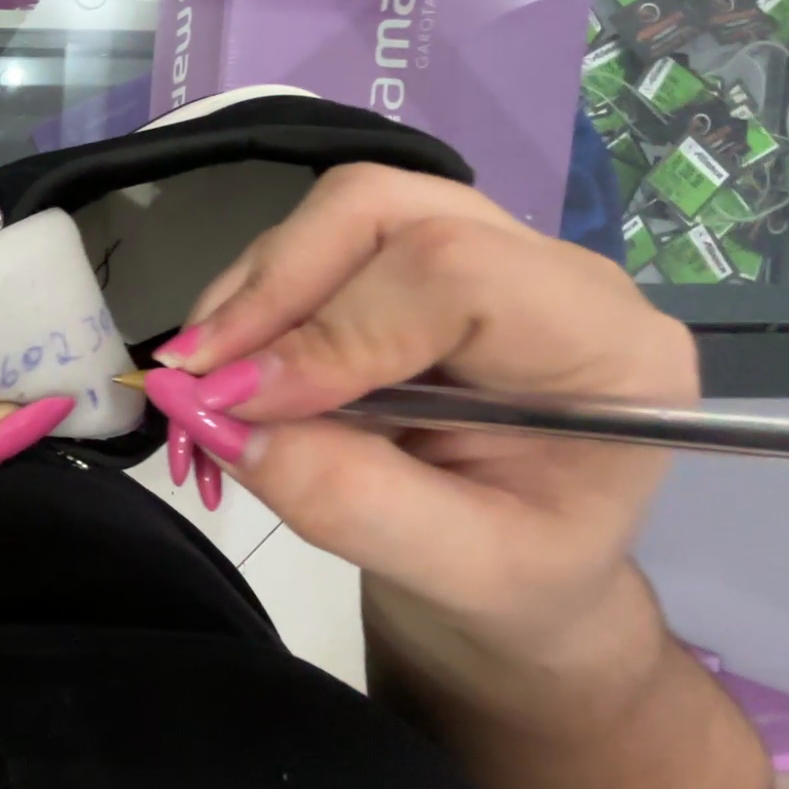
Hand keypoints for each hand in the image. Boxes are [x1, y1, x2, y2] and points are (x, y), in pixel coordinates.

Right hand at [147, 163, 697, 655]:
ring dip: (236, 306)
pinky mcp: (388, 272)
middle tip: (194, 379)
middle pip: (371, 210)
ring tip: (203, 396)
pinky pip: (292, 256)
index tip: (233, 406)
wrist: (522, 565)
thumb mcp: (455, 570)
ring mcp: (458, 256)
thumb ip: (340, 496)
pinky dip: (233, 316)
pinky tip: (222, 381)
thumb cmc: (519, 577)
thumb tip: (207, 417)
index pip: (448, 273)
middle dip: (263, 292)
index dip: (325, 333)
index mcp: (594, 343)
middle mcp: (531, 270)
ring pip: (318, 225)